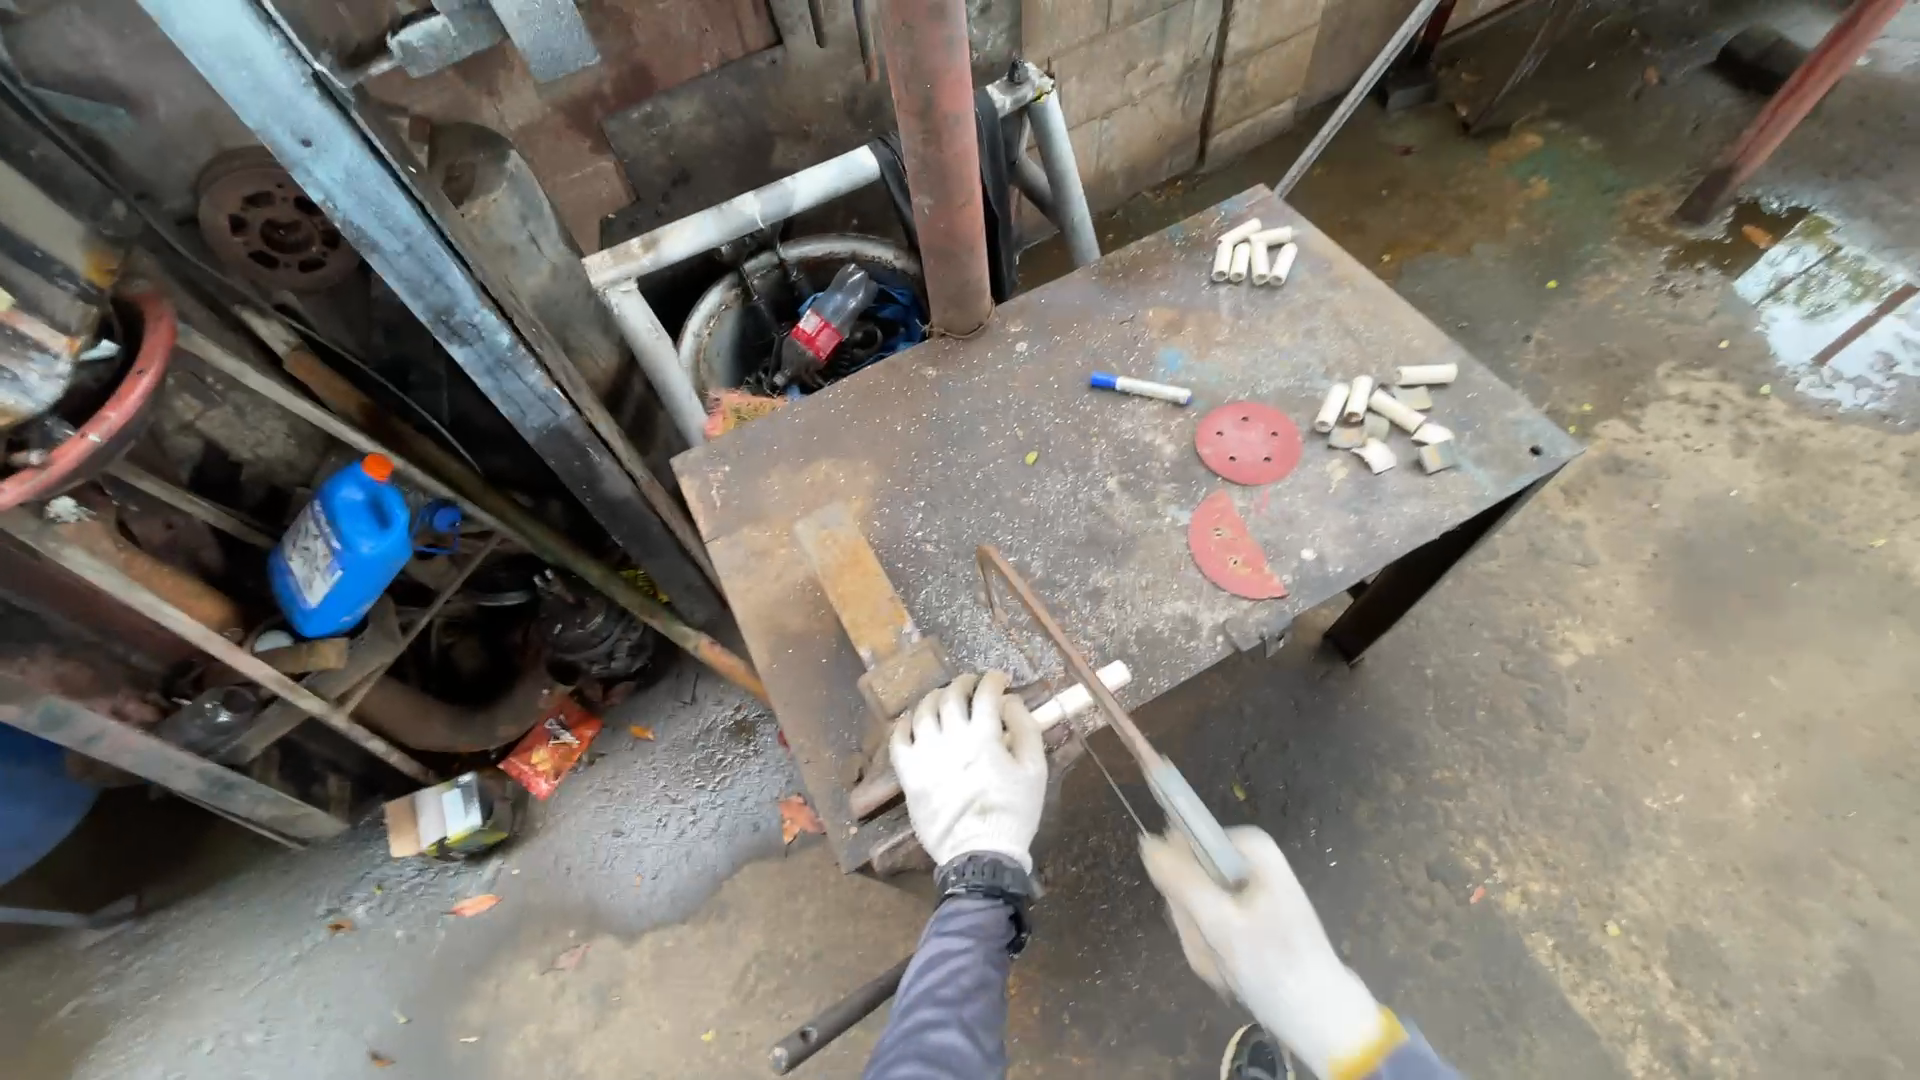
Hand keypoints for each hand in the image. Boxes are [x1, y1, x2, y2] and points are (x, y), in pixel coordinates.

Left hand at [890, 672, 1047, 871]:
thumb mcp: (1034, 770)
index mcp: (984, 736)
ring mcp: (925, 754)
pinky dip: (905, 725)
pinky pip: (898, 740)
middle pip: (951, 696)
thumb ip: (1025, 729)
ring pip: (923, 711)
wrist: (979, 854)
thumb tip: (1011, 701)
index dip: (993, 680)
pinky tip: (913, 722)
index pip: (985, 693)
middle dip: (964, 683)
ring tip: (943, 697)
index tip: (999, 680)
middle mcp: (951, 737)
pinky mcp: (909, 774)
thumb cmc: (1013, 812)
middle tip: (972, 683)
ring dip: (934, 697)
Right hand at [1141, 826, 1391, 1079]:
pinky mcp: (1244, 913)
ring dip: (1200, 940)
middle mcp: (1246, 858)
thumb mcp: (1221, 924)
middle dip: (1193, 920)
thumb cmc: (1274, 967)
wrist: (1319, 1018)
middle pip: (1187, 876)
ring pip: (1192, 904)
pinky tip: (1230, 970)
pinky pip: (1206, 923)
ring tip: (1225, 965)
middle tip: (1215, 948)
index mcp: (1249, 846)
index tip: (1196, 916)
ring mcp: (1245, 887)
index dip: (1181, 880)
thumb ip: (1181, 880)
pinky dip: (1211, 950)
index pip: (1184, 843)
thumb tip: (1146, 841)